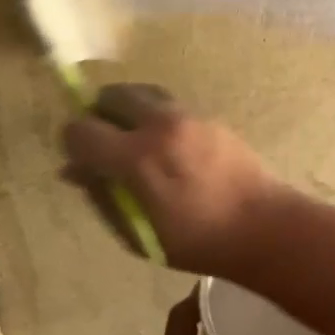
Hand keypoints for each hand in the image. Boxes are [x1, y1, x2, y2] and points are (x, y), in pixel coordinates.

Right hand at [62, 83, 288, 271]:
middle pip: (111, 95)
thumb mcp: (138, 233)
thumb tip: (72, 171)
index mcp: (137, 157)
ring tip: (132, 139)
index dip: (71, 142)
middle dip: (98, 115)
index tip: (77, 158)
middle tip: (103, 142)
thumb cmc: (196, 242)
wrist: (263, 227)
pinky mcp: (208, 117)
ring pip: (142, 93)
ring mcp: (187, 116)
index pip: (81, 130)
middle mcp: (159, 125)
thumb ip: (102, 197)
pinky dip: (154, 116)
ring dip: (127, 109)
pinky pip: (168, 104)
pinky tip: (165, 146)